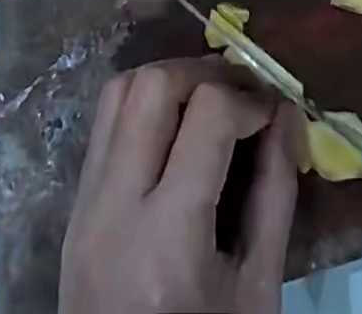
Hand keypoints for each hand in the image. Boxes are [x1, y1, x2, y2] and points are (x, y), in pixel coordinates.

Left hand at [60, 58, 300, 313]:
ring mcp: (84, 204)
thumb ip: (276, 194)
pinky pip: (104, 124)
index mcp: (168, 240)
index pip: (207, 116)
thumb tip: (287, 115)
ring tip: (210, 97)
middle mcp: (114, 208)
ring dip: (169, 79)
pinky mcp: (74, 205)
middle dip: (204, 72)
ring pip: (117, 92)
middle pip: (150, 86)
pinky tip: (176, 125)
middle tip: (242, 91)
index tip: (273, 111)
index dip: (249, 99)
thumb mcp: (259, 290)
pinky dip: (143, 104)